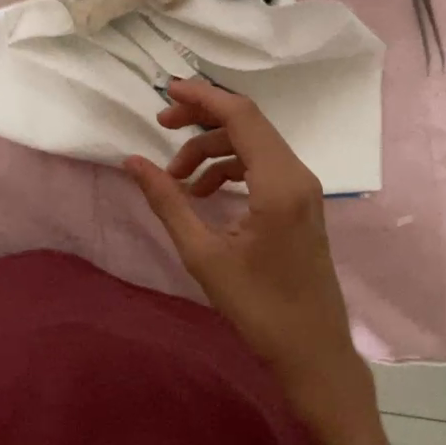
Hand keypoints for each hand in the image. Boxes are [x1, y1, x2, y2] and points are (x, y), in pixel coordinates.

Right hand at [123, 79, 356, 387]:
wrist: (313, 353)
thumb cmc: (258, 307)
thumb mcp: (202, 255)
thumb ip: (167, 201)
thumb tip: (132, 161)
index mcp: (278, 183)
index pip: (240, 116)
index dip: (202, 96)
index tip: (165, 91)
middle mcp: (297, 175)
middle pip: (246, 123)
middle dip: (200, 120)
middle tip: (160, 128)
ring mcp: (304, 189)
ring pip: (252, 143)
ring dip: (211, 149)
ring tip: (177, 178)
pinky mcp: (301, 203)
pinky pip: (261, 165)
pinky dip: (229, 167)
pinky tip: (204, 194)